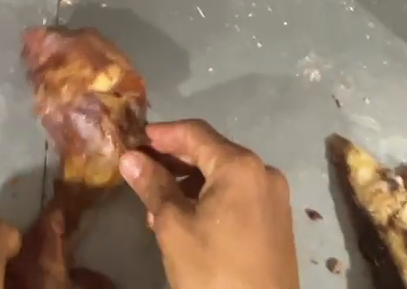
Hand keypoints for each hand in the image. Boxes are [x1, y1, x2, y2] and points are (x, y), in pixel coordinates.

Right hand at [120, 120, 299, 288]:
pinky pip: (237, 197)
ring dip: (189, 183)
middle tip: (141, 171)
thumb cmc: (214, 273)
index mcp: (240, 166)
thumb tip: (130, 157)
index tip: (134, 140)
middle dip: (173, 161)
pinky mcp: (276, 224)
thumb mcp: (174, 227)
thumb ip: (153, 185)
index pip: (194, 133)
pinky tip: (186, 220)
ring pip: (223, 176)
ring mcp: (274, 199)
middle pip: (210, 152)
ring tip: (157, 206)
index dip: (162, 134)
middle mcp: (263, 172)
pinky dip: (210, 200)